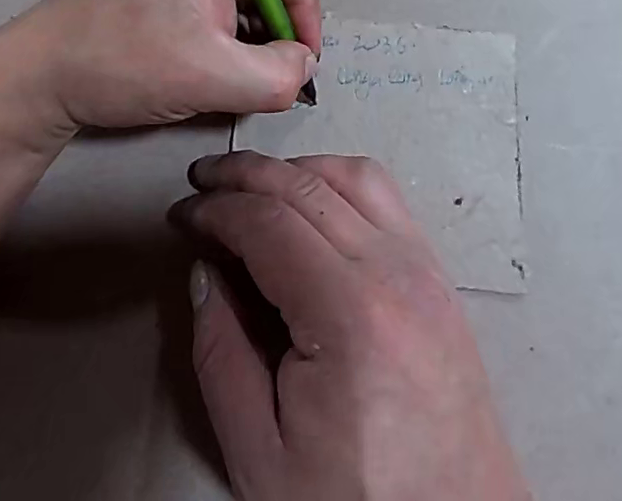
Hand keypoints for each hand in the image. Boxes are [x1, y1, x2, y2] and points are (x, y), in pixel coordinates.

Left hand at [4, 0, 321, 136]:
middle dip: (276, 32)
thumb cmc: (123, 62)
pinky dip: (221, 42)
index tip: (297, 60)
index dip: (308, 8)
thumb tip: (302, 67)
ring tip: (227, 80)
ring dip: (248, 43)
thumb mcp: (214, 75)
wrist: (37, 77)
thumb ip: (279, 75)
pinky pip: (211, 8)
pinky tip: (201, 72)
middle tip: (263, 78)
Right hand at [175, 152, 529, 500]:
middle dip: (243, 173)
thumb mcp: (261, 452)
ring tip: (252, 186)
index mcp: (351, 316)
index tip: (184, 215)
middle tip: (203, 181)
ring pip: (352, 175)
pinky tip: (309, 201)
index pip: (267, 222)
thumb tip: (206, 273)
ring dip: (293, 169)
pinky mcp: (437, 276)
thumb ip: (221, 353)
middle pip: (306, 185)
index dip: (215, 209)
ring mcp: (425, 269)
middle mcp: (395, 274)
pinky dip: (336, 182)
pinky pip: (385, 198)